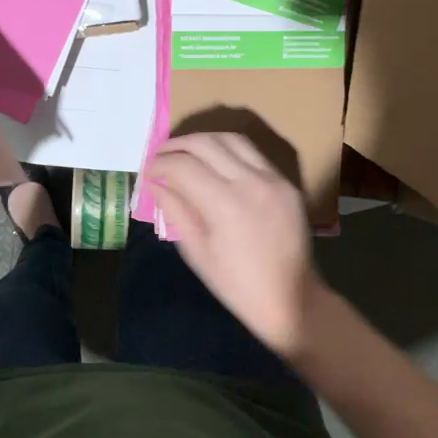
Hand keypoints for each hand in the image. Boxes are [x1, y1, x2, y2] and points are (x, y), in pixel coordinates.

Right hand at [145, 133, 324, 358]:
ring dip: (203, 140)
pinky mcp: (286, 183)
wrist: (291, 298)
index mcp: (225, 203)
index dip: (159, 164)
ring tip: (184, 152)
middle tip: (159, 156)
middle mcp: (250, 181)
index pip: (182, 166)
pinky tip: (214, 162)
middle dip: (176, 145)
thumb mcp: (196, 251)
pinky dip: (228, 151)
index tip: (147, 172)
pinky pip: (252, 153)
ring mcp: (272, 179)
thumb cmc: (237, 285)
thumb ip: (175, 210)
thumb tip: (154, 183)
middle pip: (205, 143)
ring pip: (231, 139)